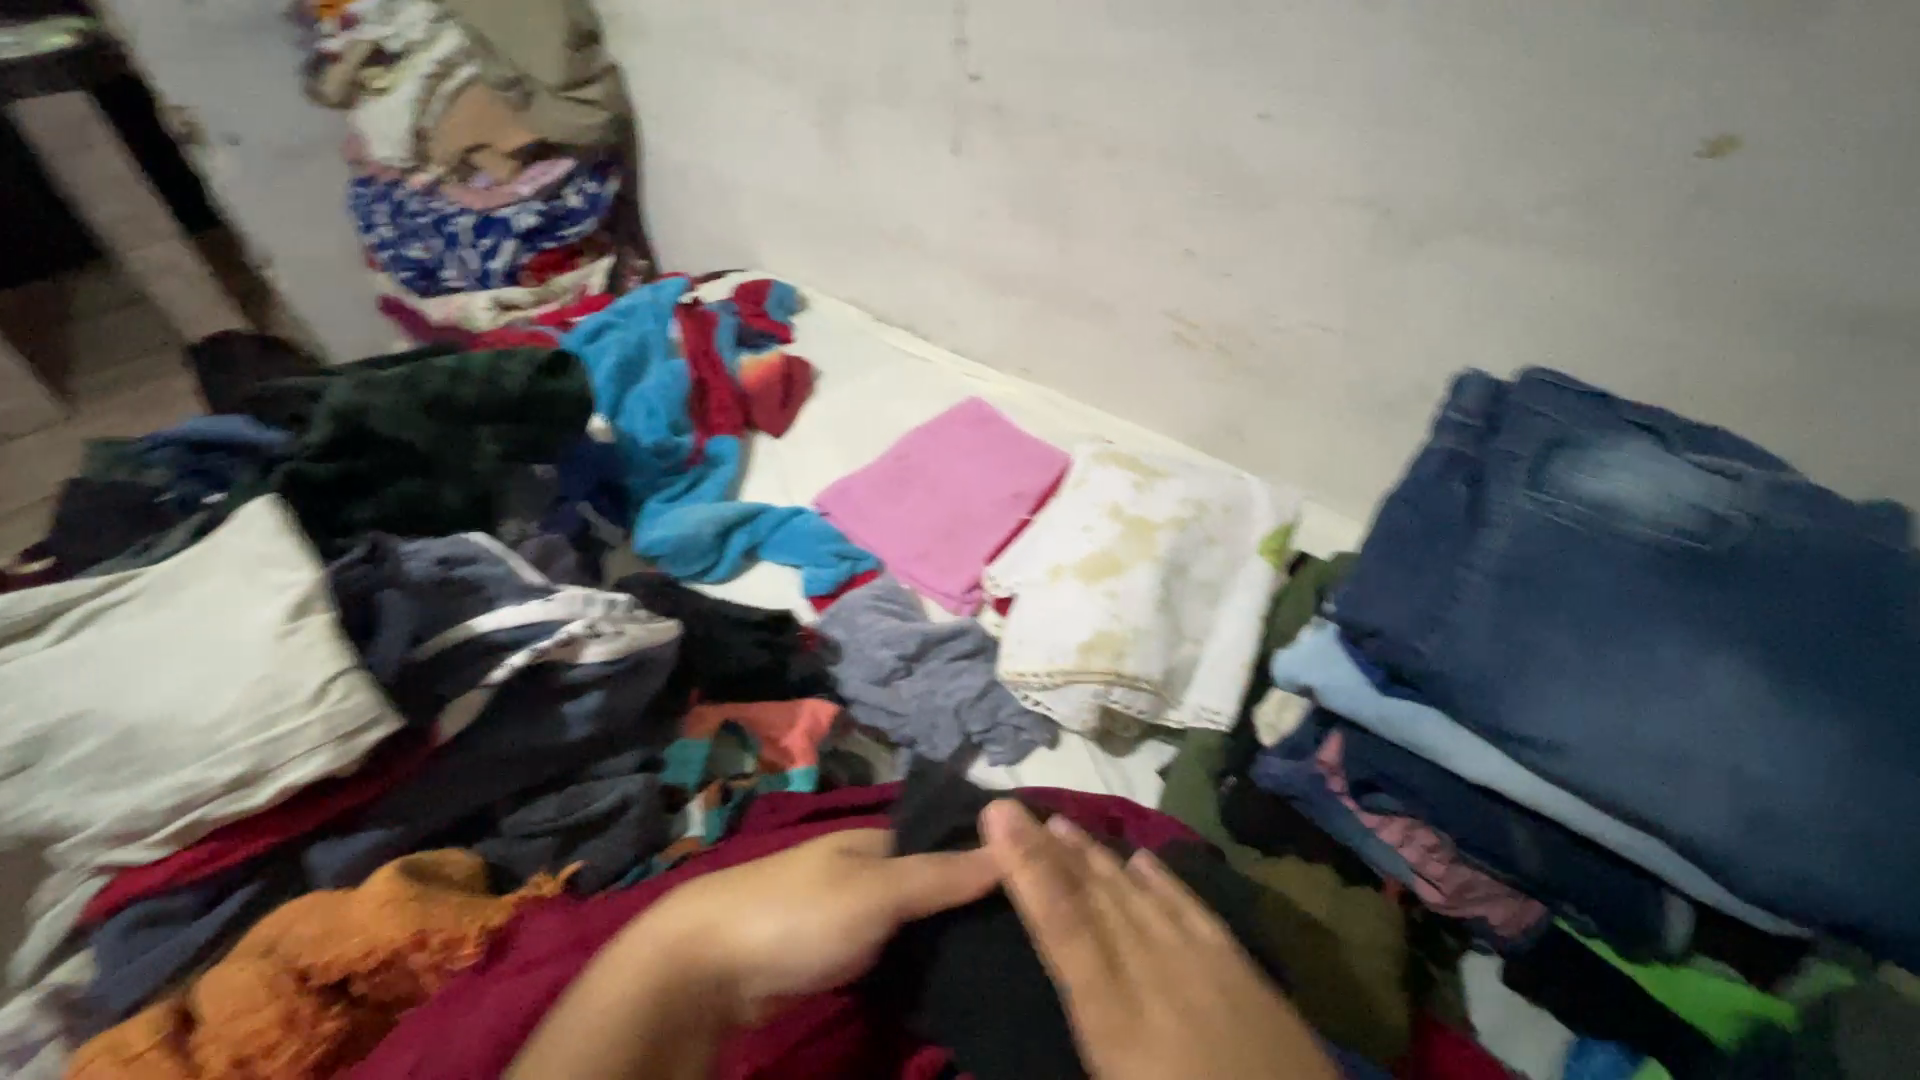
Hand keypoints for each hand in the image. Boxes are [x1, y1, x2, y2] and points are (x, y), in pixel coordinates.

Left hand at [508, 828, 1000, 1079]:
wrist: (706, 965)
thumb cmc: (798, 913)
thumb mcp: (878, 890)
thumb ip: (941, 874)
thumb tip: (1010, 845)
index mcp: (876, 841)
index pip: (946, 847)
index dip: (986, 865)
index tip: (1036, 892)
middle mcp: (864, 872)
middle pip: (930, 890)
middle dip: (967, 912)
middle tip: (1025, 942)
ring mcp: (846, 917)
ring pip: (909, 929)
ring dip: (941, 946)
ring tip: (999, 967)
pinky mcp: (831, 959)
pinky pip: (885, 960)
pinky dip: (911, 971)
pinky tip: (946, 988)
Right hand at [979, 800, 1340, 1079]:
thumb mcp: (1117, 1074)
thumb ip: (1092, 1031)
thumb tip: (1065, 976)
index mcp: (1115, 1022)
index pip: (1062, 928)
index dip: (1027, 870)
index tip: (999, 818)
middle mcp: (1154, 977)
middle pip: (1094, 900)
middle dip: (1050, 850)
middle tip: (1016, 806)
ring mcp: (1203, 966)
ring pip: (1137, 896)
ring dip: (1096, 857)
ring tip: (1062, 824)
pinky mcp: (1242, 969)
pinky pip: (1192, 910)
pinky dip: (1163, 881)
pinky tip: (1141, 860)